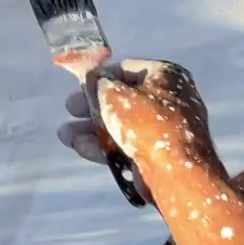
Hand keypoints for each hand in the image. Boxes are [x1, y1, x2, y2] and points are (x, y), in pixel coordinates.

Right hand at [57, 59, 223, 180]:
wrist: (177, 175)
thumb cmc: (144, 123)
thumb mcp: (110, 92)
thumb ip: (94, 80)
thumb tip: (89, 77)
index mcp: (167, 75)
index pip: (125, 68)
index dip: (98, 76)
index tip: (79, 86)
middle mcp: (171, 100)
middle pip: (120, 99)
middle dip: (89, 107)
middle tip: (70, 110)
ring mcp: (168, 130)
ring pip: (121, 125)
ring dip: (91, 130)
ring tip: (66, 137)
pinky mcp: (162, 156)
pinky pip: (129, 145)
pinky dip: (105, 146)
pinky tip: (82, 149)